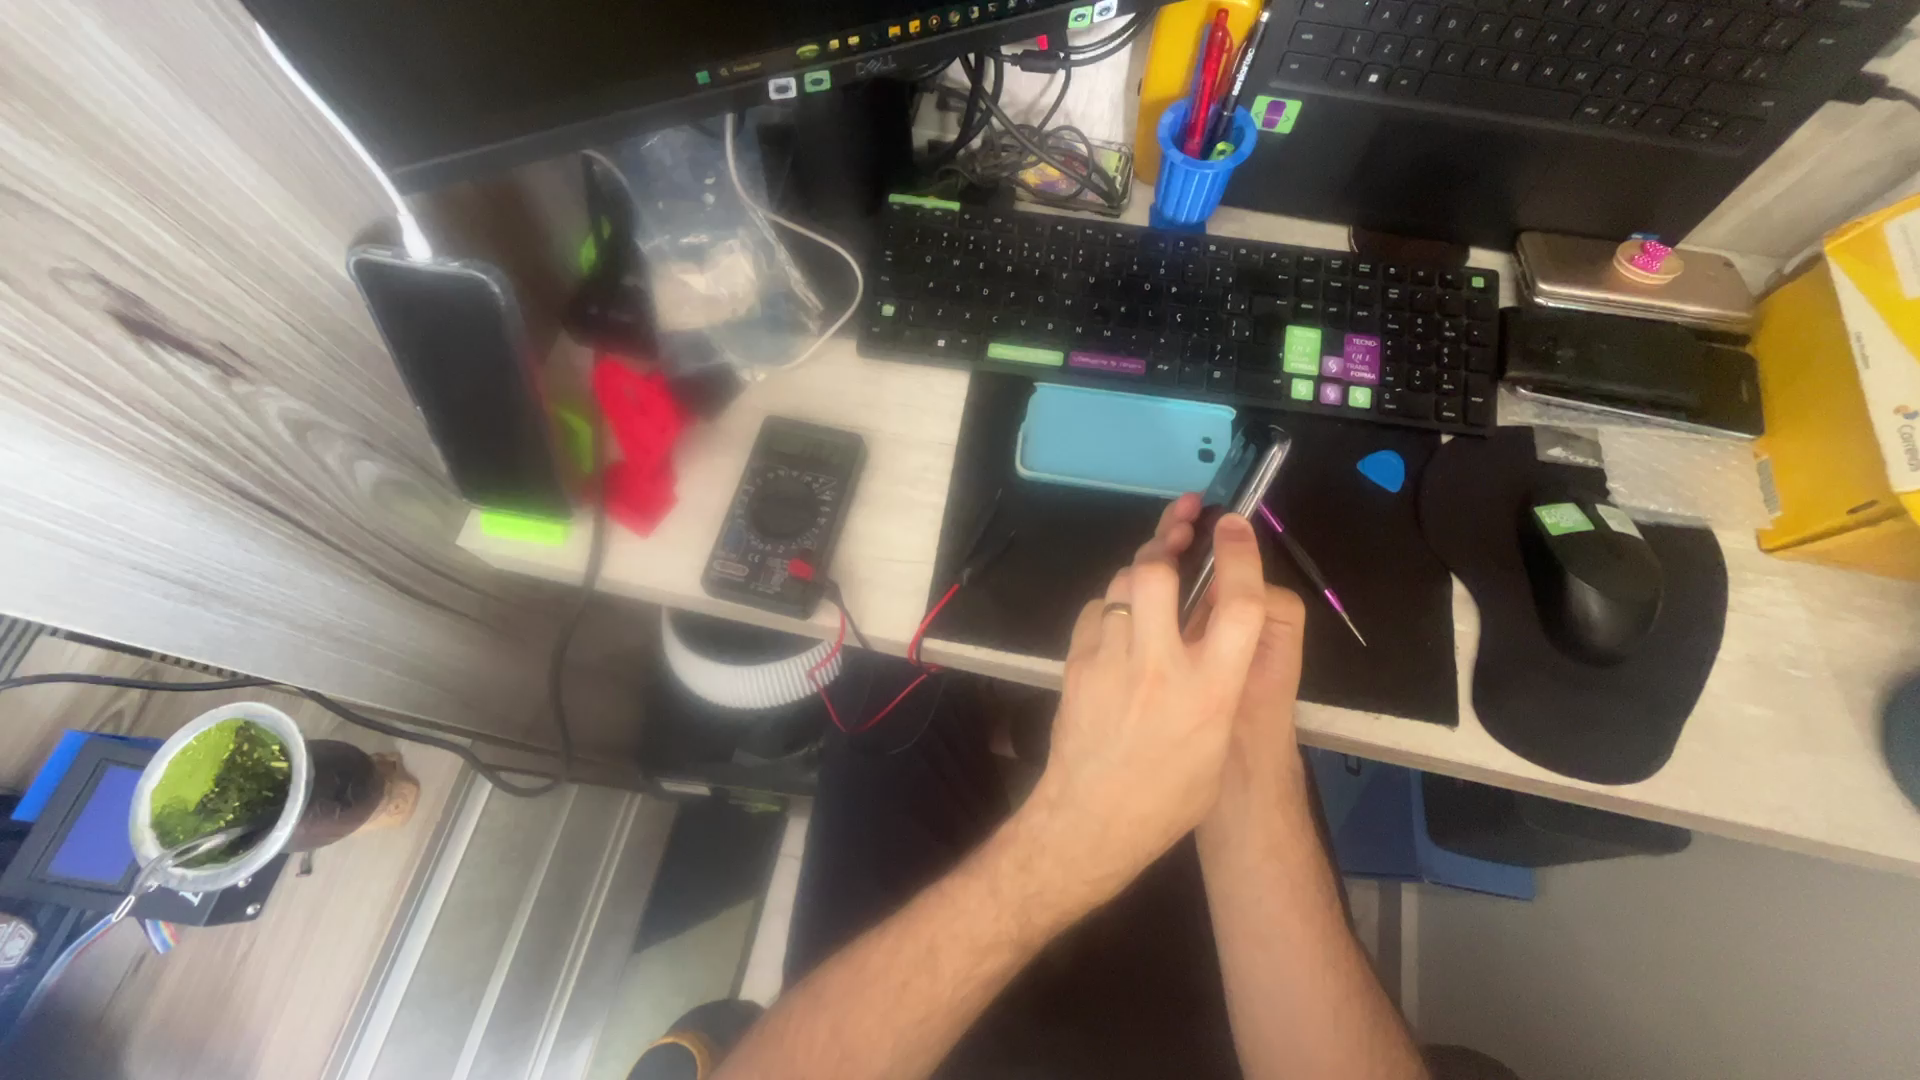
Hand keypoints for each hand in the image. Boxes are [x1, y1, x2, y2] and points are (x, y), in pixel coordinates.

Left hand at [1018, 502, 1271, 904]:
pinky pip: (1094, 614)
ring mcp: (1109, 662)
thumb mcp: (1218, 741)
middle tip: (1179, 526)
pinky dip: (1110, 608)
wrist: (1092, 819)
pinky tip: (1119, 621)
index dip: (1240, 554)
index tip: (1232, 524)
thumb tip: (1217, 632)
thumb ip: (1221, 680)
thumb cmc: (1169, 795)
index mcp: (1211, 691)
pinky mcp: (1075, 665)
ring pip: (1119, 587)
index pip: (1238, 604)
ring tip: (1153, 570)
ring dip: (1138, 573)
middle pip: (1156, 573)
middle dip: (1166, 540)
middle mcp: (1159, 666)